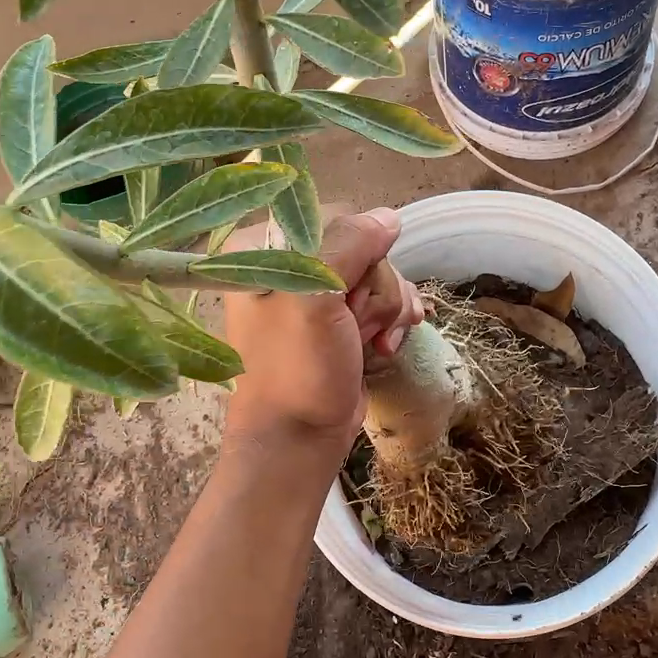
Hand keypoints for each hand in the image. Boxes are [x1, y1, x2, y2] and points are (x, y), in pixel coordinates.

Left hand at [222, 208, 424, 454]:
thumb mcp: (315, 301)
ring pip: (381, 274)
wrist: (299, 440)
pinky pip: (385, 298)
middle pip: (365, 247)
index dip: (354, 255)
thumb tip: (390, 217)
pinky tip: (385, 345)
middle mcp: (290, 263)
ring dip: (386, 310)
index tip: (342, 294)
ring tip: (369, 342)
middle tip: (351, 326)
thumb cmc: (295, 370)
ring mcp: (318, 293)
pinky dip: (392, 322)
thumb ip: (350, 246)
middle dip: (373, 290)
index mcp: (265, 249)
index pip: (335, 218)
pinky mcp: (341, 318)